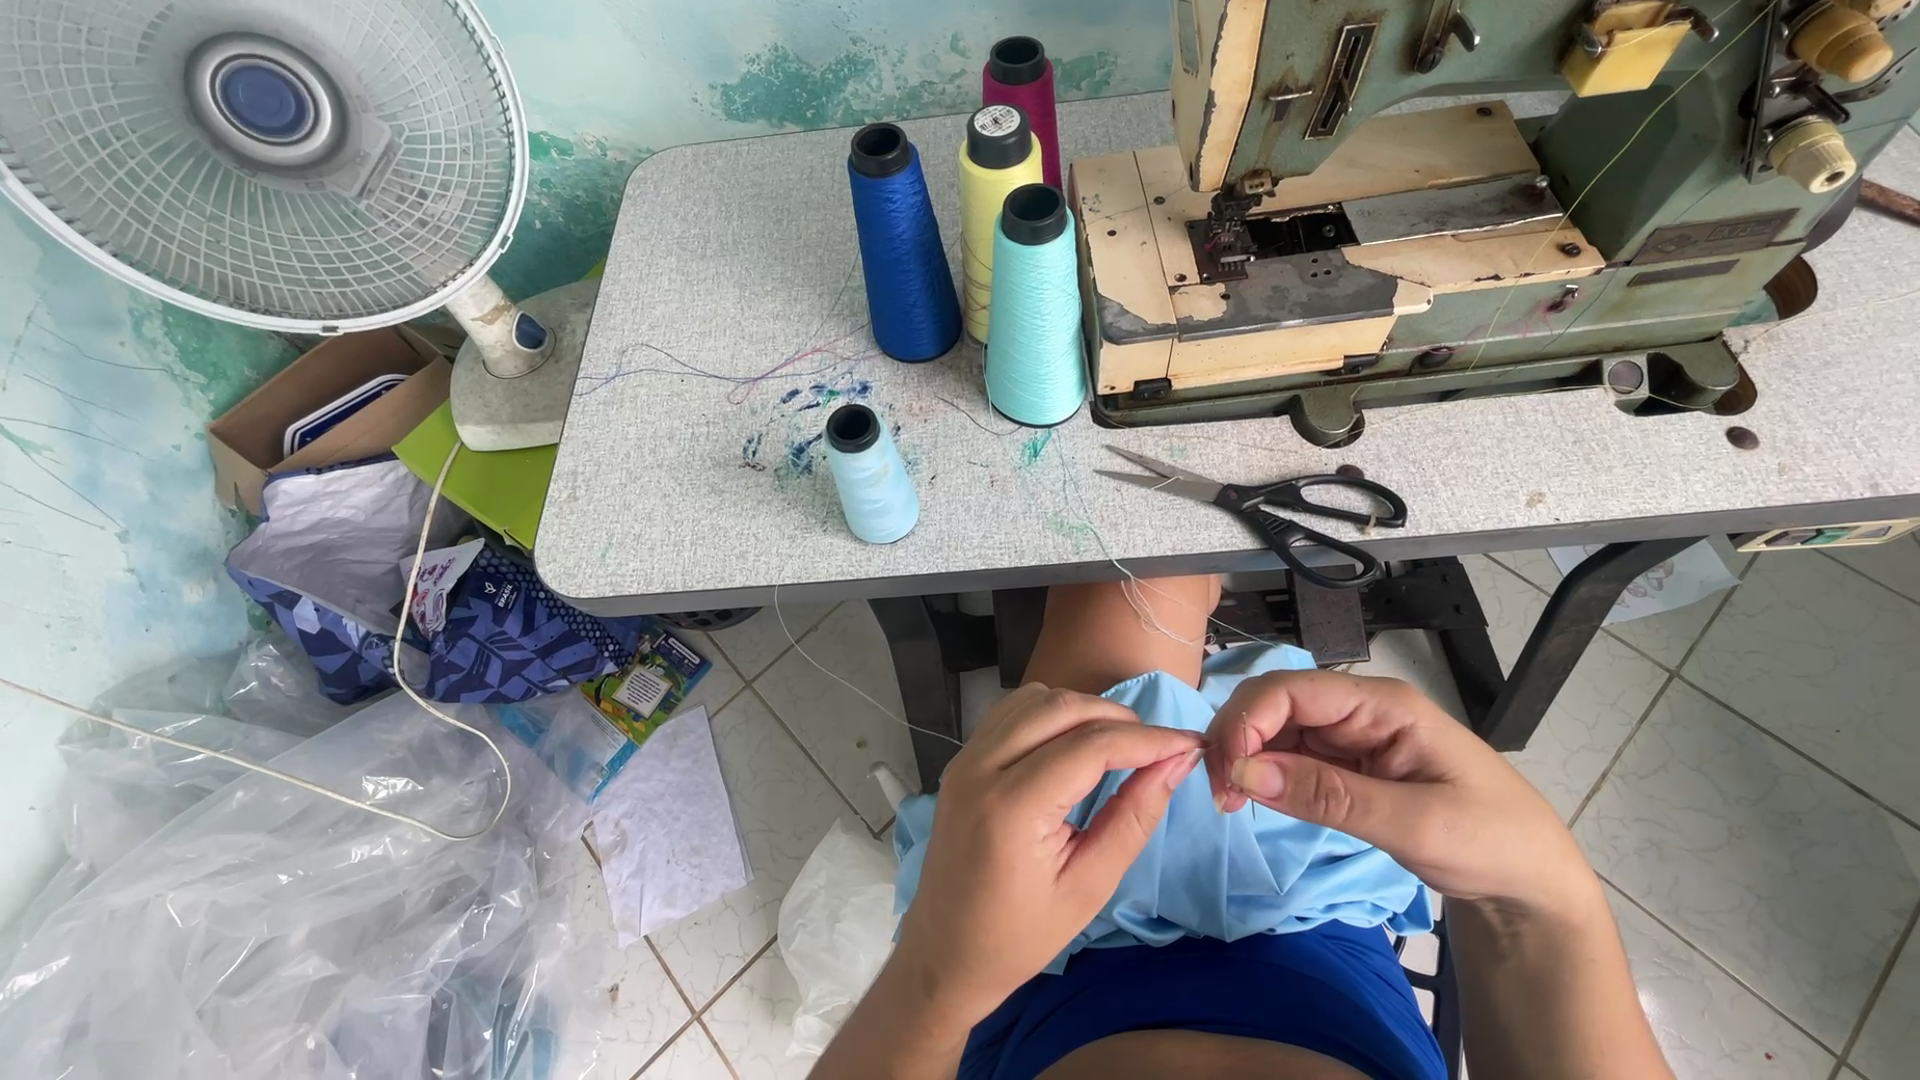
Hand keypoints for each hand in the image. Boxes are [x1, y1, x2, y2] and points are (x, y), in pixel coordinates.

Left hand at [890, 683, 1203, 1028]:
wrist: (946, 952)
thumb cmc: (1021, 935)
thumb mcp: (1090, 886)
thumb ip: (1134, 817)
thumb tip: (1176, 762)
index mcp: (1011, 807)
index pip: (1090, 745)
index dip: (1147, 739)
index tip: (1189, 744)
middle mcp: (980, 768)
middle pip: (1061, 707)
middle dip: (1117, 718)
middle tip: (1156, 748)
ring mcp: (964, 759)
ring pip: (1034, 699)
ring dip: (1082, 710)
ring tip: (1117, 745)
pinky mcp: (961, 761)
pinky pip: (1011, 713)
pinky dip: (1049, 715)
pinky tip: (1072, 745)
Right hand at [1204, 670, 1594, 912]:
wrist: (1529, 883)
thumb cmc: (1492, 843)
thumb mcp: (1416, 824)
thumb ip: (1329, 795)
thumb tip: (1242, 771)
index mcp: (1382, 704)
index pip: (1292, 690)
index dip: (1247, 720)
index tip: (1226, 773)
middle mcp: (1356, 710)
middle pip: (1272, 702)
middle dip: (1235, 737)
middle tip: (1221, 794)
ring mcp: (1346, 736)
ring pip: (1271, 728)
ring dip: (1240, 756)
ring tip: (1230, 801)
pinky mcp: (1340, 763)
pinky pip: (1284, 756)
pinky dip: (1258, 773)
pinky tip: (1249, 797)